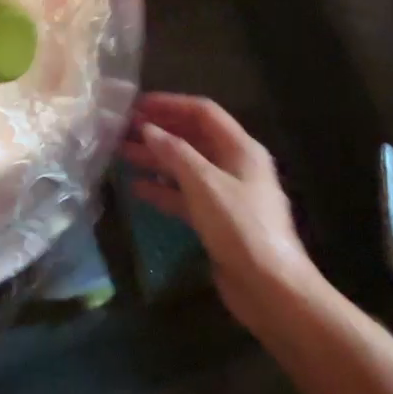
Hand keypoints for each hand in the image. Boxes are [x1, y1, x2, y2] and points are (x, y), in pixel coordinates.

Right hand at [119, 93, 321, 333]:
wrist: (271, 289)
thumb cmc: (241, 228)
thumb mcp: (205, 184)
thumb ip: (175, 153)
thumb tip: (149, 129)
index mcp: (241, 149)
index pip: (202, 112)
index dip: (169, 104)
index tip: (136, 105)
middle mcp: (234, 165)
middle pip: (193, 138)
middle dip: (159, 131)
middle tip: (123, 129)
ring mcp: (226, 193)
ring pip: (185, 167)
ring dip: (156, 159)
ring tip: (121, 153)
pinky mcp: (217, 220)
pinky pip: (185, 195)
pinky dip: (162, 189)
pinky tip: (136, 188)